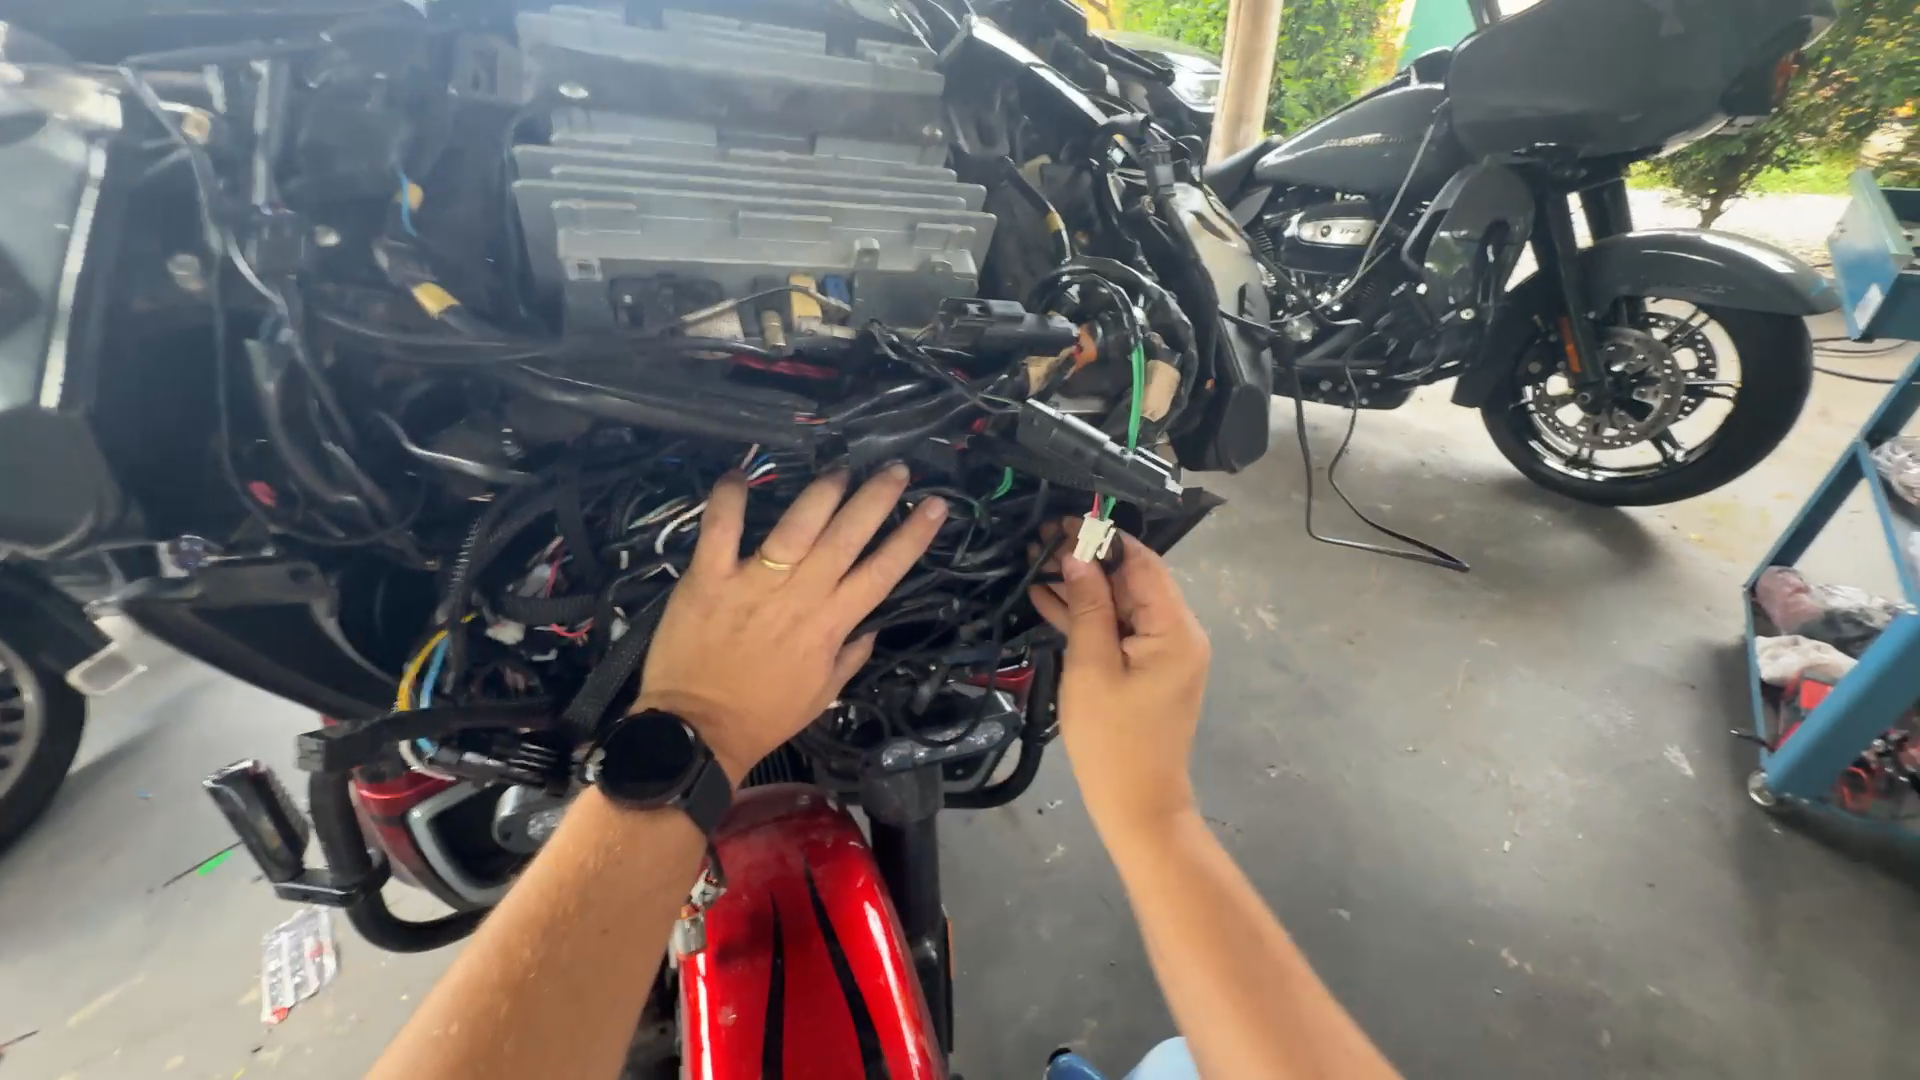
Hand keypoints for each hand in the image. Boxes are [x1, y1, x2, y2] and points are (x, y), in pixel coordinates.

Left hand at [634, 464, 946, 783]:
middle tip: (897, 469)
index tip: (934, 505)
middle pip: (847, 537)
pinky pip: (720, 530)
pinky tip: (740, 473)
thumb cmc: (765, 716)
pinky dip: (729, 499)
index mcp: (832, 624)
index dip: (912, 536)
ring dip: (822, 492)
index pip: (882, 572)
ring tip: (841, 468)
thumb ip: (852, 655)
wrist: (696, 733)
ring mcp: (754, 583)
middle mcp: (800, 595)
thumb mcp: (824, 694)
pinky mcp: (709, 578)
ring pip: (797, 526)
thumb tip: (872, 624)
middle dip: (876, 499)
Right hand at [1029, 521, 1210, 835]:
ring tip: (1035, 560)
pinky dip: (1087, 616)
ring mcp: (1162, 651)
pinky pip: (1117, 630)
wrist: (1135, 804)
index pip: (1143, 563)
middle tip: (1040, 540)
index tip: (1064, 522)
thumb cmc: (1112, 738)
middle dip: (1087, 559)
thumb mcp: (1092, 666)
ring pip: (1120, 603)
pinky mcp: (1145, 668)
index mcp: (1175, 629)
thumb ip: (1088, 605)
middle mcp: (1177, 633)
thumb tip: (1077, 555)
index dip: (1104, 538)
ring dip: (1082, 585)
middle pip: (1132, 580)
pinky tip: (1046, 597)